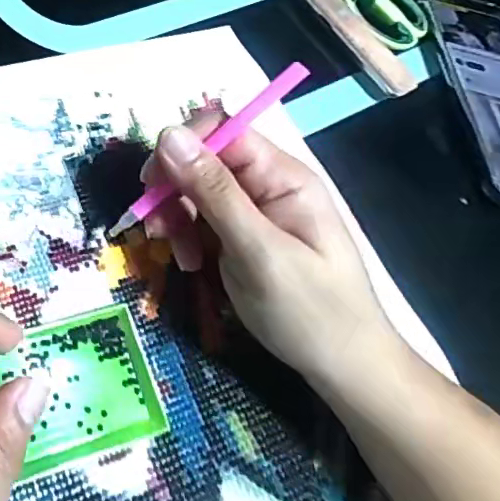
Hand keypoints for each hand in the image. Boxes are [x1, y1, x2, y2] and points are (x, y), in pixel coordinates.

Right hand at [141, 113, 403, 390]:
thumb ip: (213, 191)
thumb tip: (167, 133)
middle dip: (173, 187)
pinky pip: (200, 217)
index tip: (153, 181)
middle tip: (155, 225)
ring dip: (175, 215)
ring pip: (194, 188)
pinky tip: (189, 263)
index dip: (183, 145)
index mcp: (281, 174)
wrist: (346, 371)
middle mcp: (265, 182)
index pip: (223, 130)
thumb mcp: (258, 252)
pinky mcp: (240, 233)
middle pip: (202, 158)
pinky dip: (185, 235)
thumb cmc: (311, 311)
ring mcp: (253, 208)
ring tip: (176, 254)